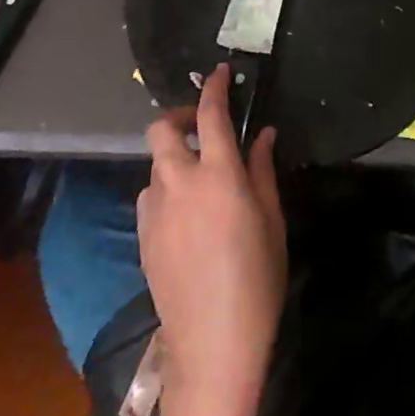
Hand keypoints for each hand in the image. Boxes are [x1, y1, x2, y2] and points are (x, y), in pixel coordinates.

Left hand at [139, 64, 285, 415]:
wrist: (212, 342)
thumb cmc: (256, 280)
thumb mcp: (272, 222)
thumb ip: (263, 170)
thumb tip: (262, 135)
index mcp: (217, 174)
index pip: (210, 114)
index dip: (213, 87)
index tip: (218, 73)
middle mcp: (179, 180)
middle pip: (160, 127)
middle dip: (177, 117)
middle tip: (199, 129)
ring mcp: (154, 206)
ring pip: (155, 163)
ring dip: (174, 159)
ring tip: (199, 183)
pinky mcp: (142, 232)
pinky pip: (151, 194)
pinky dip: (167, 189)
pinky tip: (186, 217)